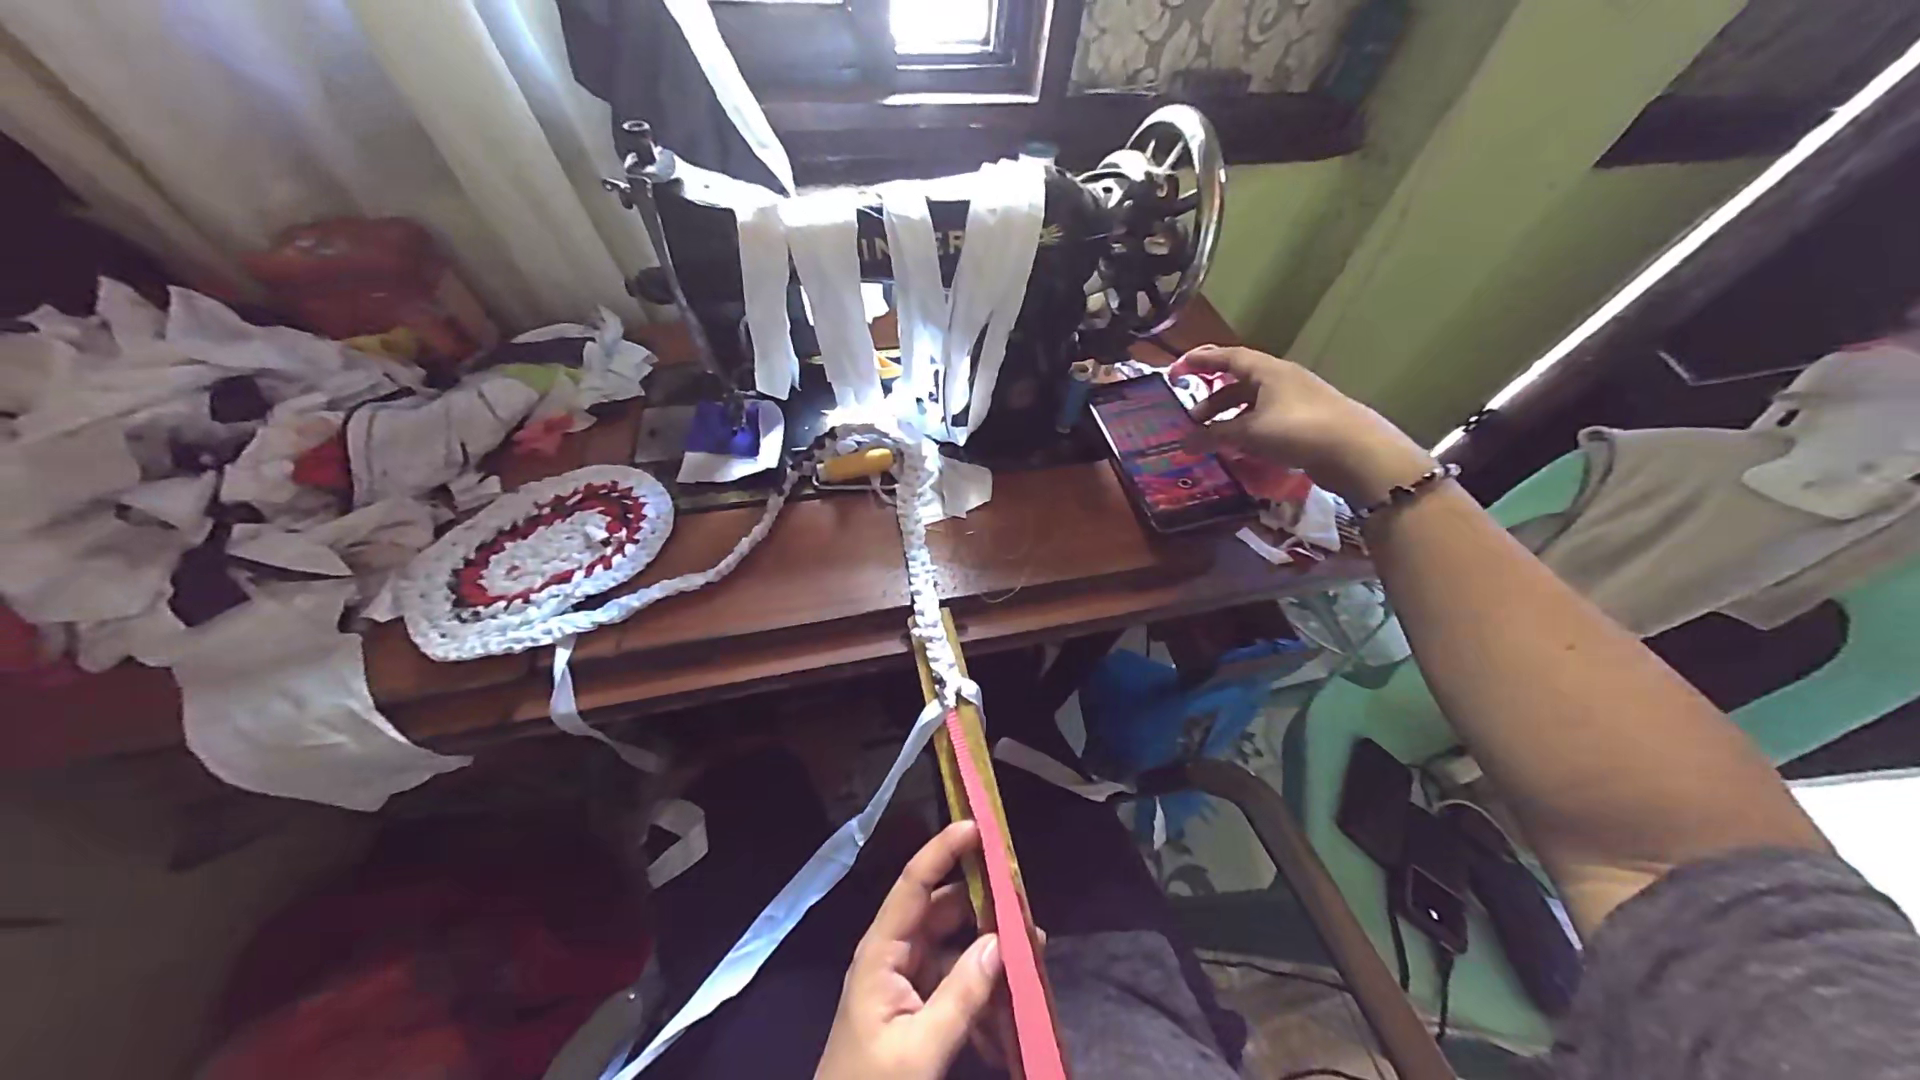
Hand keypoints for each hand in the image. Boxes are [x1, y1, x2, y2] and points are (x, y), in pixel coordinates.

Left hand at [816, 821, 1003, 1079]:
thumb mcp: (919, 1049)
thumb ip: (962, 996)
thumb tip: (1001, 941)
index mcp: (882, 950)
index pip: (914, 883)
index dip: (944, 850)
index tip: (978, 827)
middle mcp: (895, 952)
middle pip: (943, 909)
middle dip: (983, 902)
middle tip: (1024, 903)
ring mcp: (907, 978)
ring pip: (955, 943)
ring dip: (990, 946)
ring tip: (1030, 949)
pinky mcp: (919, 1003)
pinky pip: (957, 979)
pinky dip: (983, 986)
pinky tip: (1012, 1005)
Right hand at [1173, 345, 1434, 504]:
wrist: (1354, 451)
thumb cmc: (1296, 430)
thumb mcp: (1248, 432)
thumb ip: (1213, 436)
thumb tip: (1184, 442)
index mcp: (1268, 371)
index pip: (1228, 357)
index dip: (1201, 362)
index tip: (1178, 370)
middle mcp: (1282, 380)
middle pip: (1239, 382)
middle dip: (1213, 399)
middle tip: (1192, 418)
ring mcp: (1296, 401)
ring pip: (1253, 404)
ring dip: (1229, 418)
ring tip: (1212, 437)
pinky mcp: (1306, 422)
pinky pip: (1267, 421)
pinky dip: (1247, 430)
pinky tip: (1239, 449)